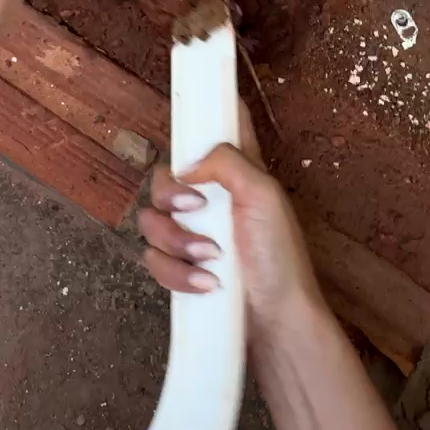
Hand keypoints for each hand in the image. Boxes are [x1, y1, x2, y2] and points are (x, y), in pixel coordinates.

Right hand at [138, 126, 323, 348]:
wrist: (276, 320)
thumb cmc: (280, 255)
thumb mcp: (264, 195)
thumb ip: (228, 162)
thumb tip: (188, 166)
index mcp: (233, 171)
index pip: (218, 127)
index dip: (203, 110)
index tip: (189, 108)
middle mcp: (208, 197)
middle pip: (163, 176)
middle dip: (170, 196)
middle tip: (194, 210)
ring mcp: (191, 233)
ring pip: (150, 219)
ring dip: (177, 241)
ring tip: (210, 258)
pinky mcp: (179, 266)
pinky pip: (152, 258)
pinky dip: (175, 271)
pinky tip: (205, 282)